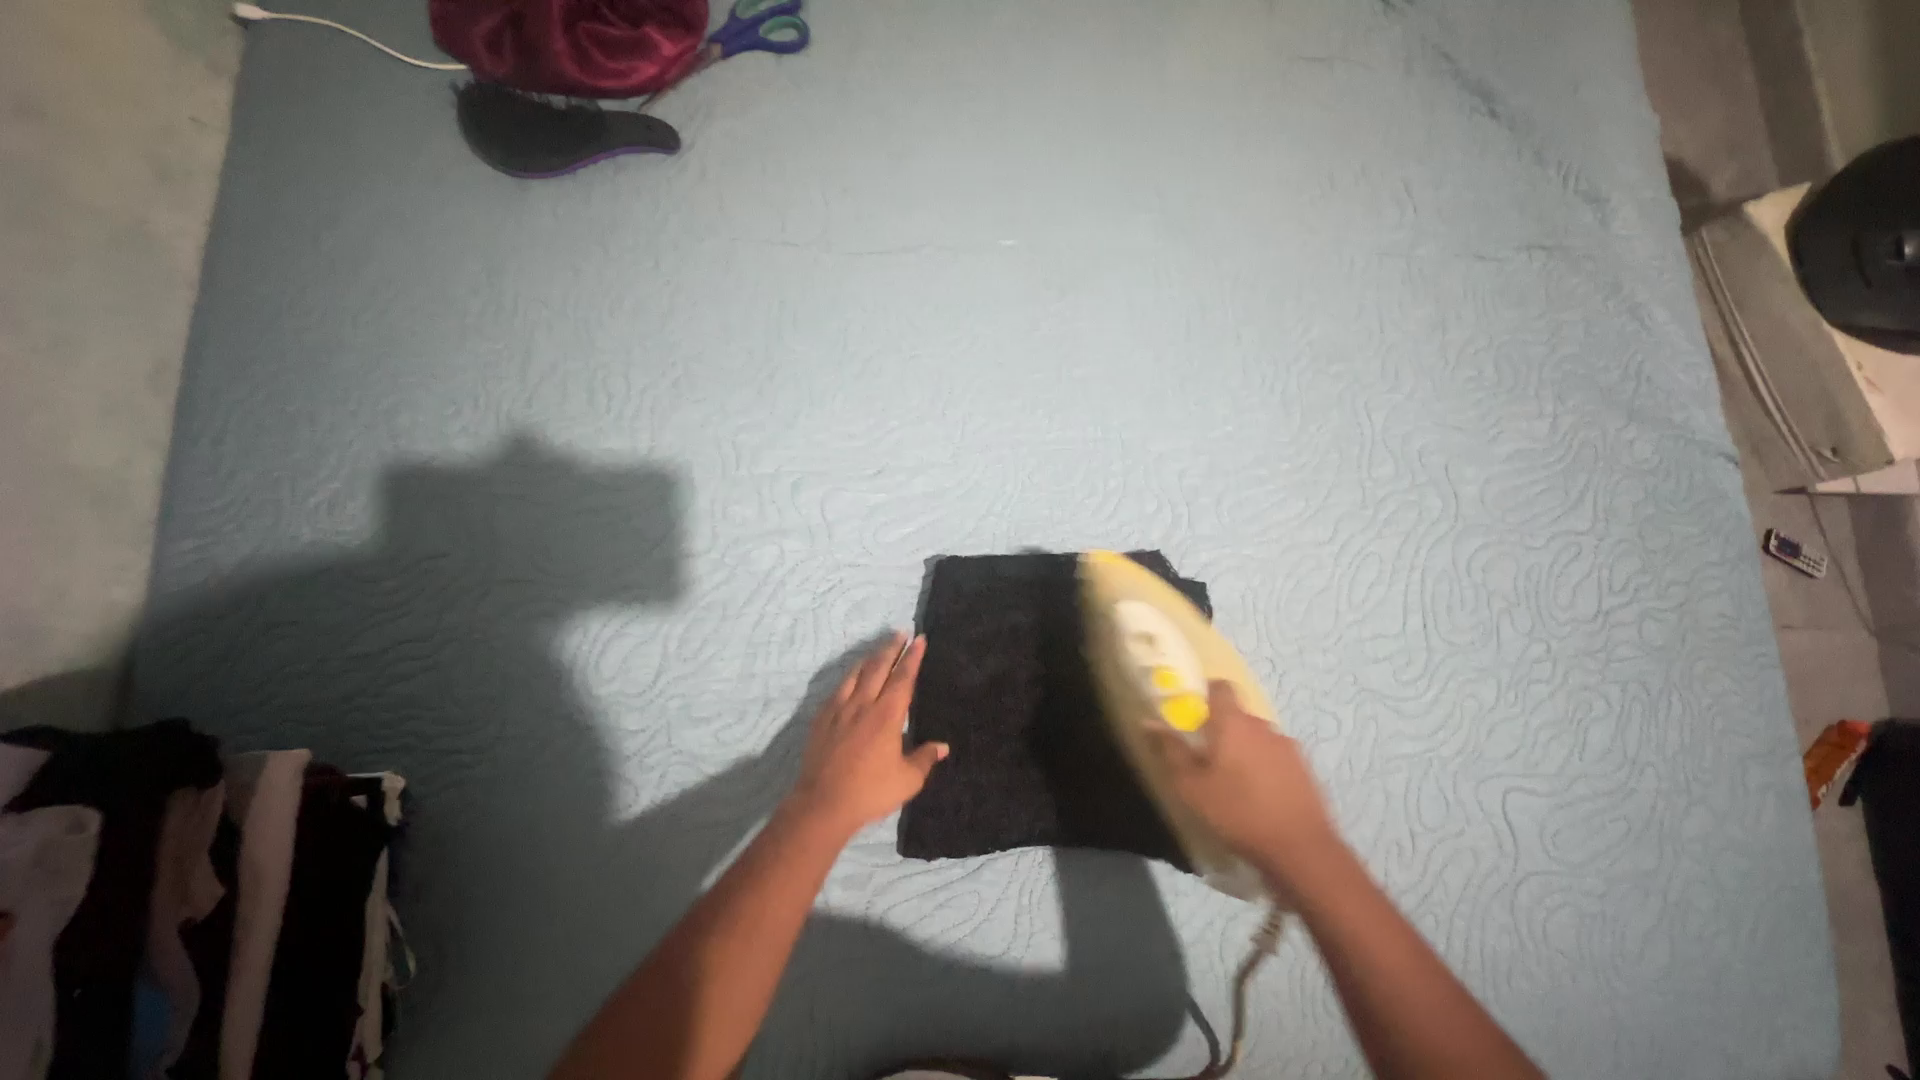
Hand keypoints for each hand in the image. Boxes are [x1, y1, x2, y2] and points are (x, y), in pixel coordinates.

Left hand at [785, 633, 947, 836]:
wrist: (823, 804)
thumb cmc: (870, 792)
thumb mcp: (907, 780)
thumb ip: (925, 758)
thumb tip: (943, 746)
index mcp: (887, 715)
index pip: (903, 678)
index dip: (912, 657)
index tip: (919, 639)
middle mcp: (863, 704)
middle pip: (878, 667)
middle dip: (891, 648)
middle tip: (901, 633)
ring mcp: (838, 710)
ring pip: (855, 674)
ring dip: (869, 658)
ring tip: (878, 650)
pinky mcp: (821, 719)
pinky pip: (838, 689)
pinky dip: (849, 677)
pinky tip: (850, 679)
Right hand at [1146, 682, 1340, 885]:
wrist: (1300, 849)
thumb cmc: (1237, 812)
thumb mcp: (1191, 786)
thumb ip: (1171, 750)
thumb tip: (1149, 722)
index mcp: (1233, 723)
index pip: (1221, 687)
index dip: (1205, 694)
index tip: (1192, 716)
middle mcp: (1263, 726)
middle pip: (1238, 716)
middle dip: (1221, 731)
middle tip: (1205, 760)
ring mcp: (1288, 747)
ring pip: (1258, 739)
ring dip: (1244, 752)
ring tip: (1234, 785)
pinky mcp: (1305, 770)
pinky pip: (1276, 758)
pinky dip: (1264, 769)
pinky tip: (1258, 799)